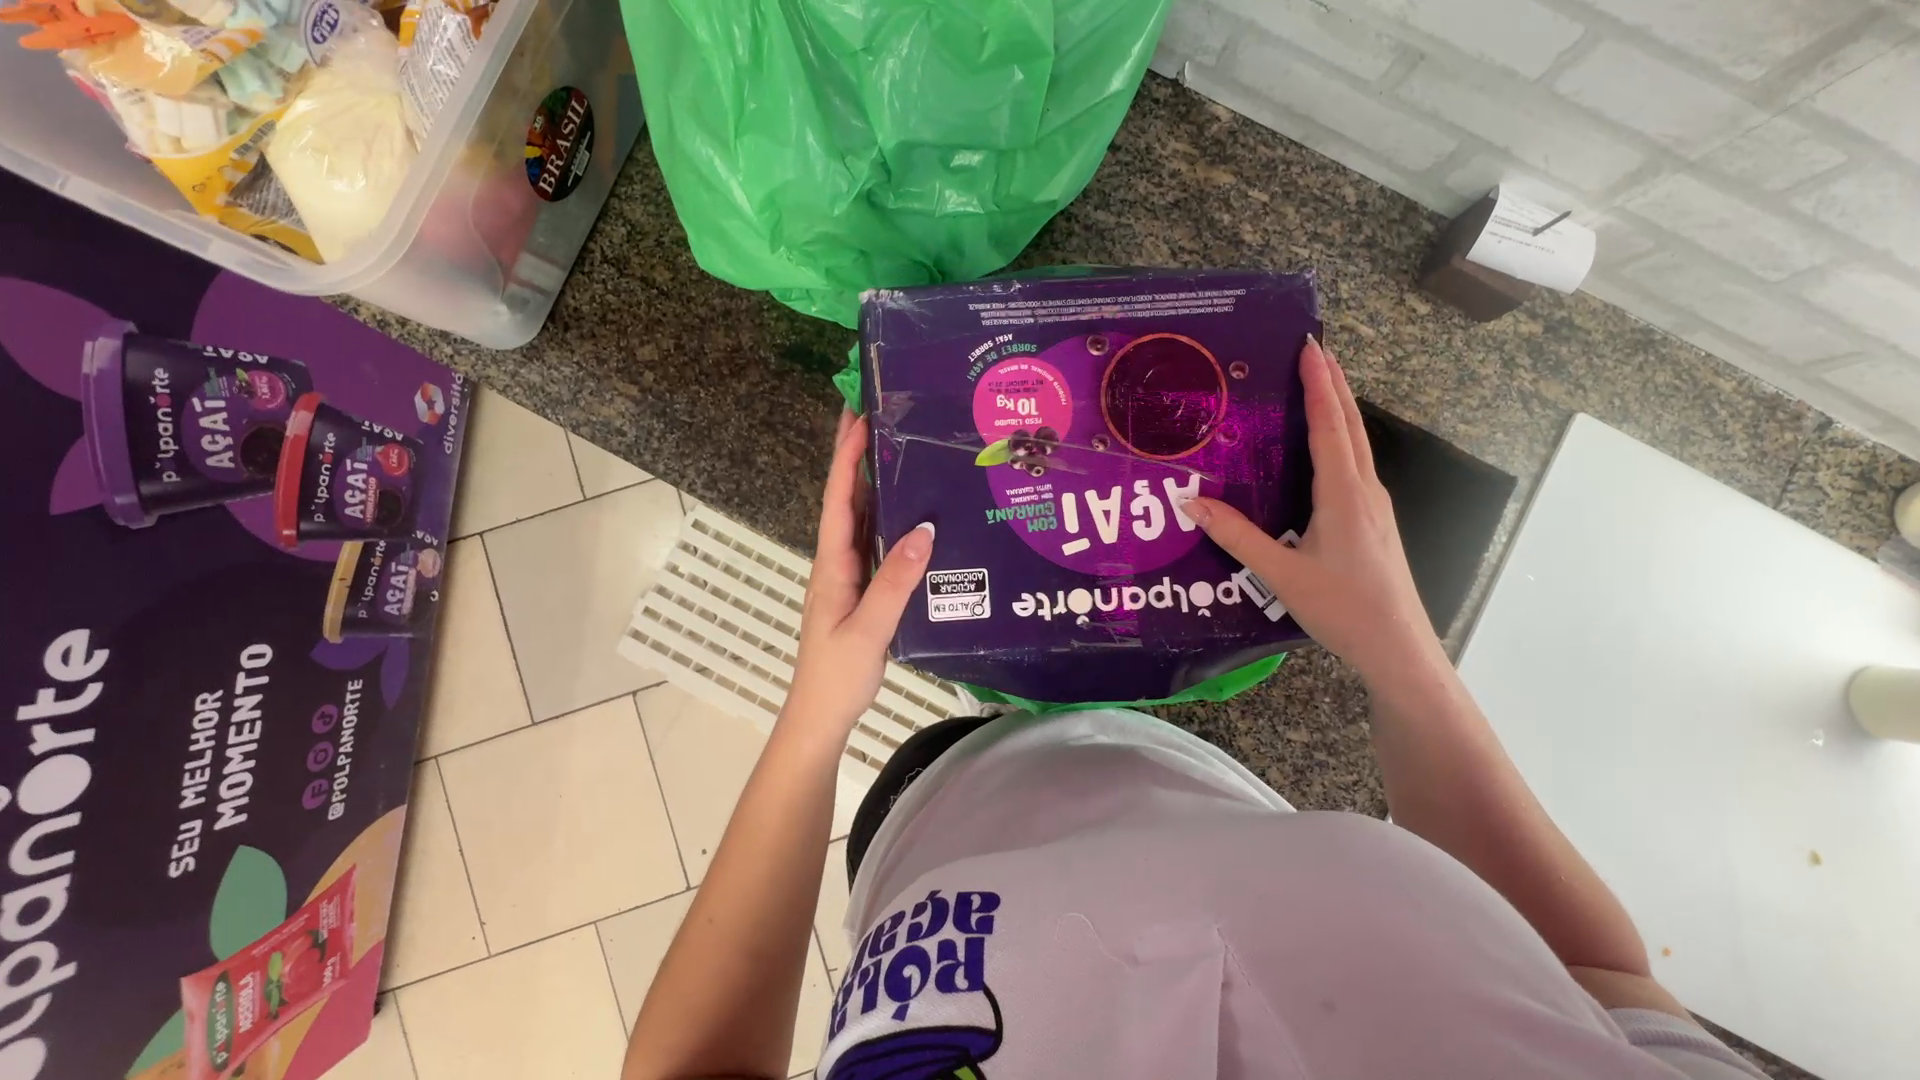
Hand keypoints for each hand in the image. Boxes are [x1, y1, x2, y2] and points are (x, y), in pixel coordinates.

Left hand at [782, 411, 933, 736]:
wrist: (820, 716)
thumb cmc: (837, 675)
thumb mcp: (869, 630)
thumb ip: (896, 582)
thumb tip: (926, 530)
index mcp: (832, 565)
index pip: (837, 499)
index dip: (845, 457)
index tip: (858, 416)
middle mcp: (837, 562)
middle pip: (845, 500)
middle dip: (855, 457)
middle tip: (875, 416)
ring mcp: (848, 577)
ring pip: (859, 520)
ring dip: (870, 483)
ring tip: (894, 450)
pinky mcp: (861, 592)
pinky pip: (874, 545)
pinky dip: (887, 519)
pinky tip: (909, 512)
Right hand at [1181, 337, 1440, 682]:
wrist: (1397, 647)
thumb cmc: (1341, 608)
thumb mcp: (1280, 573)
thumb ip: (1236, 536)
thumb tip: (1190, 503)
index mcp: (1344, 493)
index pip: (1328, 426)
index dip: (1318, 385)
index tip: (1308, 347)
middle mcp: (1365, 490)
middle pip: (1350, 425)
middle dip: (1332, 384)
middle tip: (1314, 350)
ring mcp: (1375, 506)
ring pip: (1357, 444)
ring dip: (1339, 410)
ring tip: (1319, 386)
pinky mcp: (1374, 522)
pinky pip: (1356, 466)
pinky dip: (1341, 440)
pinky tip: (1327, 449)